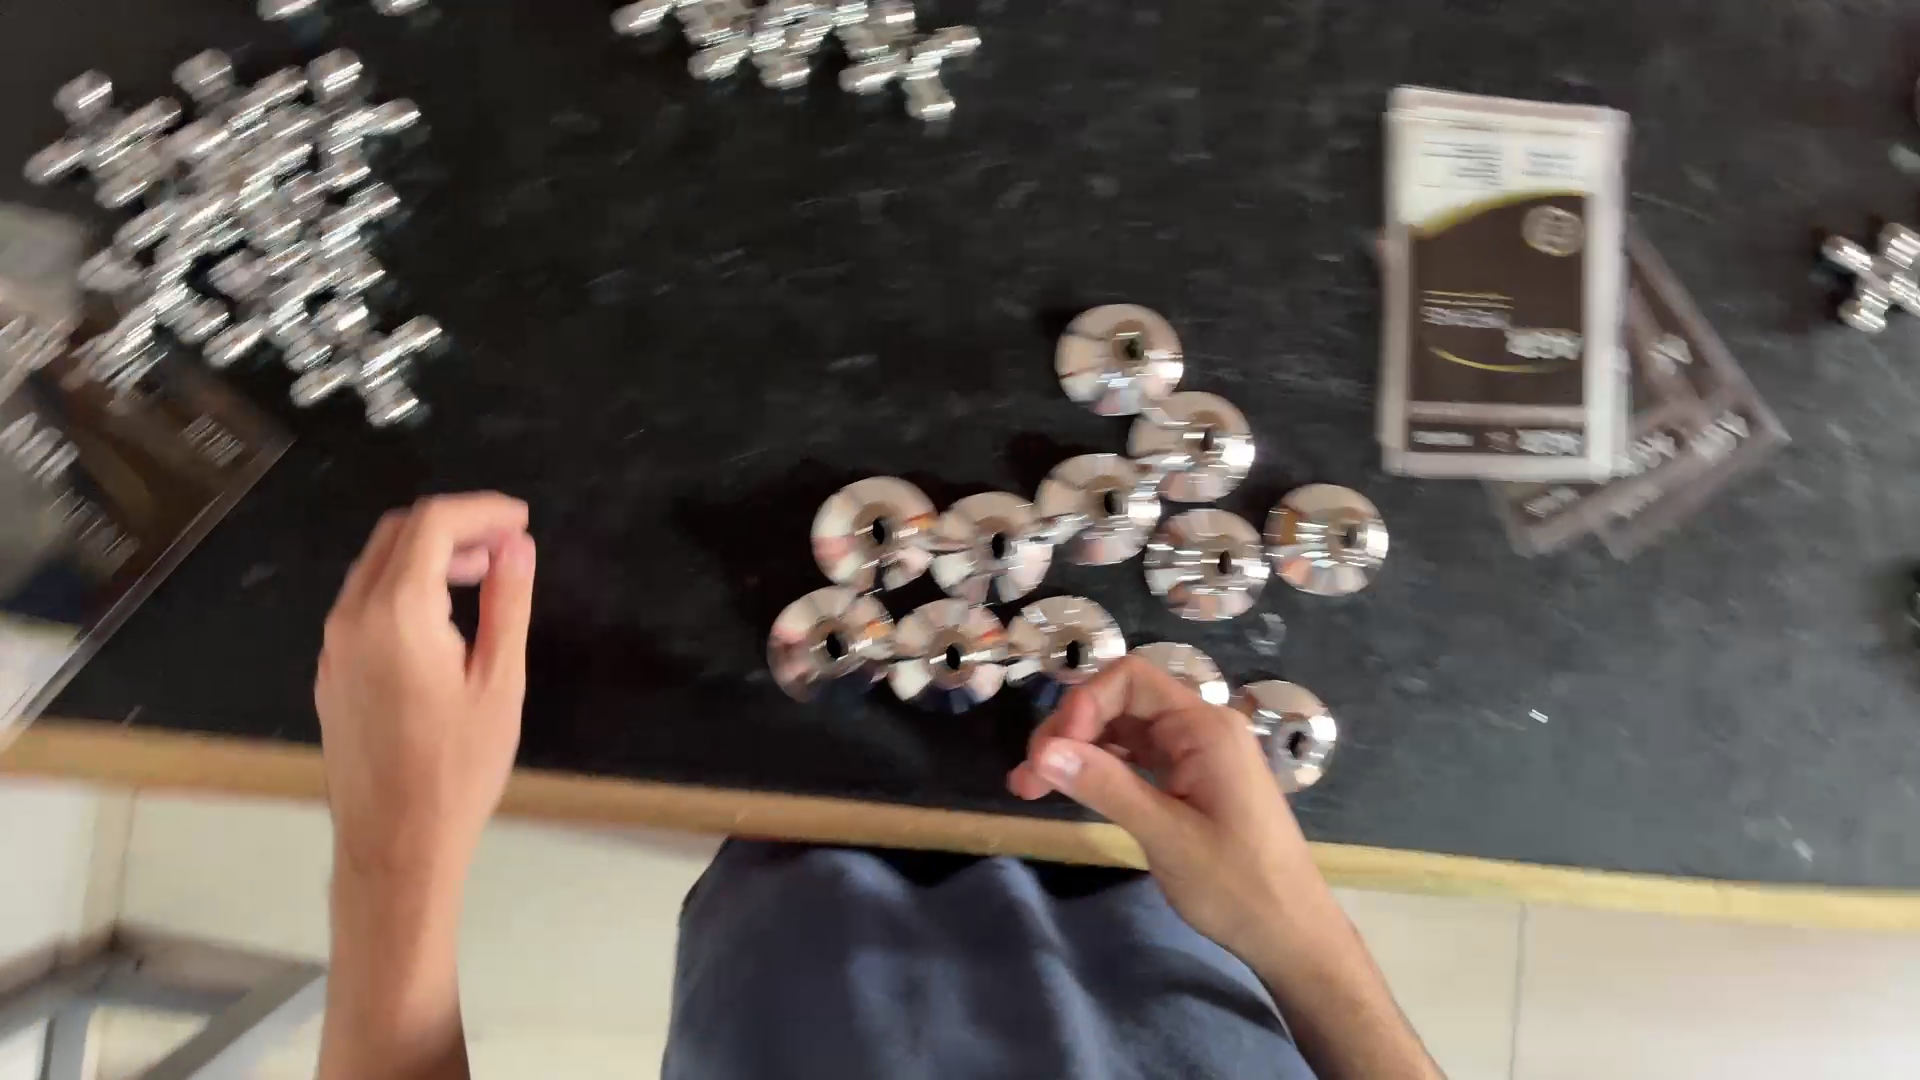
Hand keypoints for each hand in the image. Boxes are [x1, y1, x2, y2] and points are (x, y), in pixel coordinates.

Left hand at [316, 493, 536, 881]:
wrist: (395, 842)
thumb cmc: (461, 763)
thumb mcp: (502, 679)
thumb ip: (508, 602)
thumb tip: (517, 545)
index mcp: (396, 616)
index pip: (432, 526)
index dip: (481, 510)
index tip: (523, 520)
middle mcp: (351, 618)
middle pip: (398, 534)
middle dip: (457, 524)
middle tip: (511, 544)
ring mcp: (334, 645)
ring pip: (378, 564)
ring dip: (433, 552)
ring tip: (488, 573)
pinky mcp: (333, 668)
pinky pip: (368, 598)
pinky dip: (411, 582)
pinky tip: (450, 613)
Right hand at [1007, 656, 1324, 966]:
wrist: (1294, 938)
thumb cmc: (1239, 887)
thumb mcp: (1167, 836)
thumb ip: (1105, 787)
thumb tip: (1042, 752)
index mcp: (1204, 727)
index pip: (1131, 679)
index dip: (1084, 703)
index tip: (1053, 750)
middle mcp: (1199, 727)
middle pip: (1120, 702)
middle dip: (1070, 730)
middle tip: (1029, 774)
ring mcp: (1195, 752)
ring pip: (1122, 730)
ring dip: (1077, 750)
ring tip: (1031, 785)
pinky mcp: (1189, 777)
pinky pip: (1135, 756)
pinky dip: (1099, 768)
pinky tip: (1070, 788)